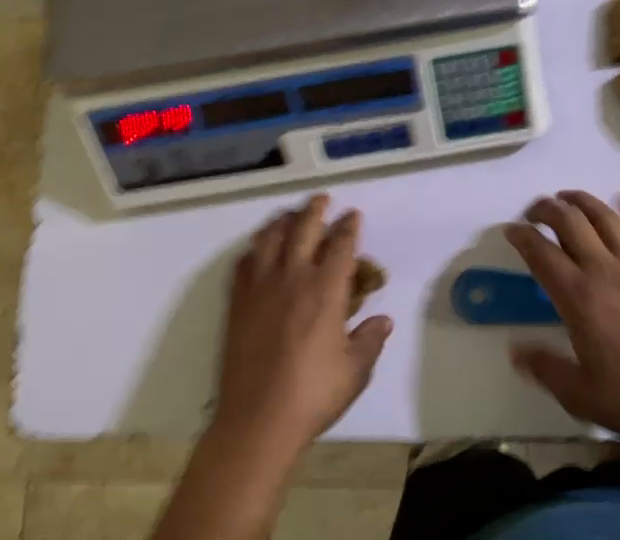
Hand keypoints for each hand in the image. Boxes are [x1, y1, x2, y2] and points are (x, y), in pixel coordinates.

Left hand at [213, 195, 393, 453]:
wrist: (258, 419)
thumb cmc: (313, 395)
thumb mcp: (355, 371)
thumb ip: (369, 340)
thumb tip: (382, 320)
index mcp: (326, 290)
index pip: (340, 245)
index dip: (349, 226)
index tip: (353, 215)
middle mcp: (292, 278)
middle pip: (303, 228)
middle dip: (315, 210)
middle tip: (321, 199)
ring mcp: (260, 287)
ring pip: (269, 238)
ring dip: (281, 222)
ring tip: (288, 216)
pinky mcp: (237, 303)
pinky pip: (243, 264)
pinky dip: (253, 250)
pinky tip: (256, 252)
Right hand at [505, 191, 619, 445]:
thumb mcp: (581, 396)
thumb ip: (545, 368)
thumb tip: (516, 350)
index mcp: (578, 297)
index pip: (541, 253)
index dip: (521, 236)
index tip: (510, 231)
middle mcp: (605, 271)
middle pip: (570, 222)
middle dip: (546, 208)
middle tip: (533, 211)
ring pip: (606, 218)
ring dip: (583, 200)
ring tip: (567, 197)